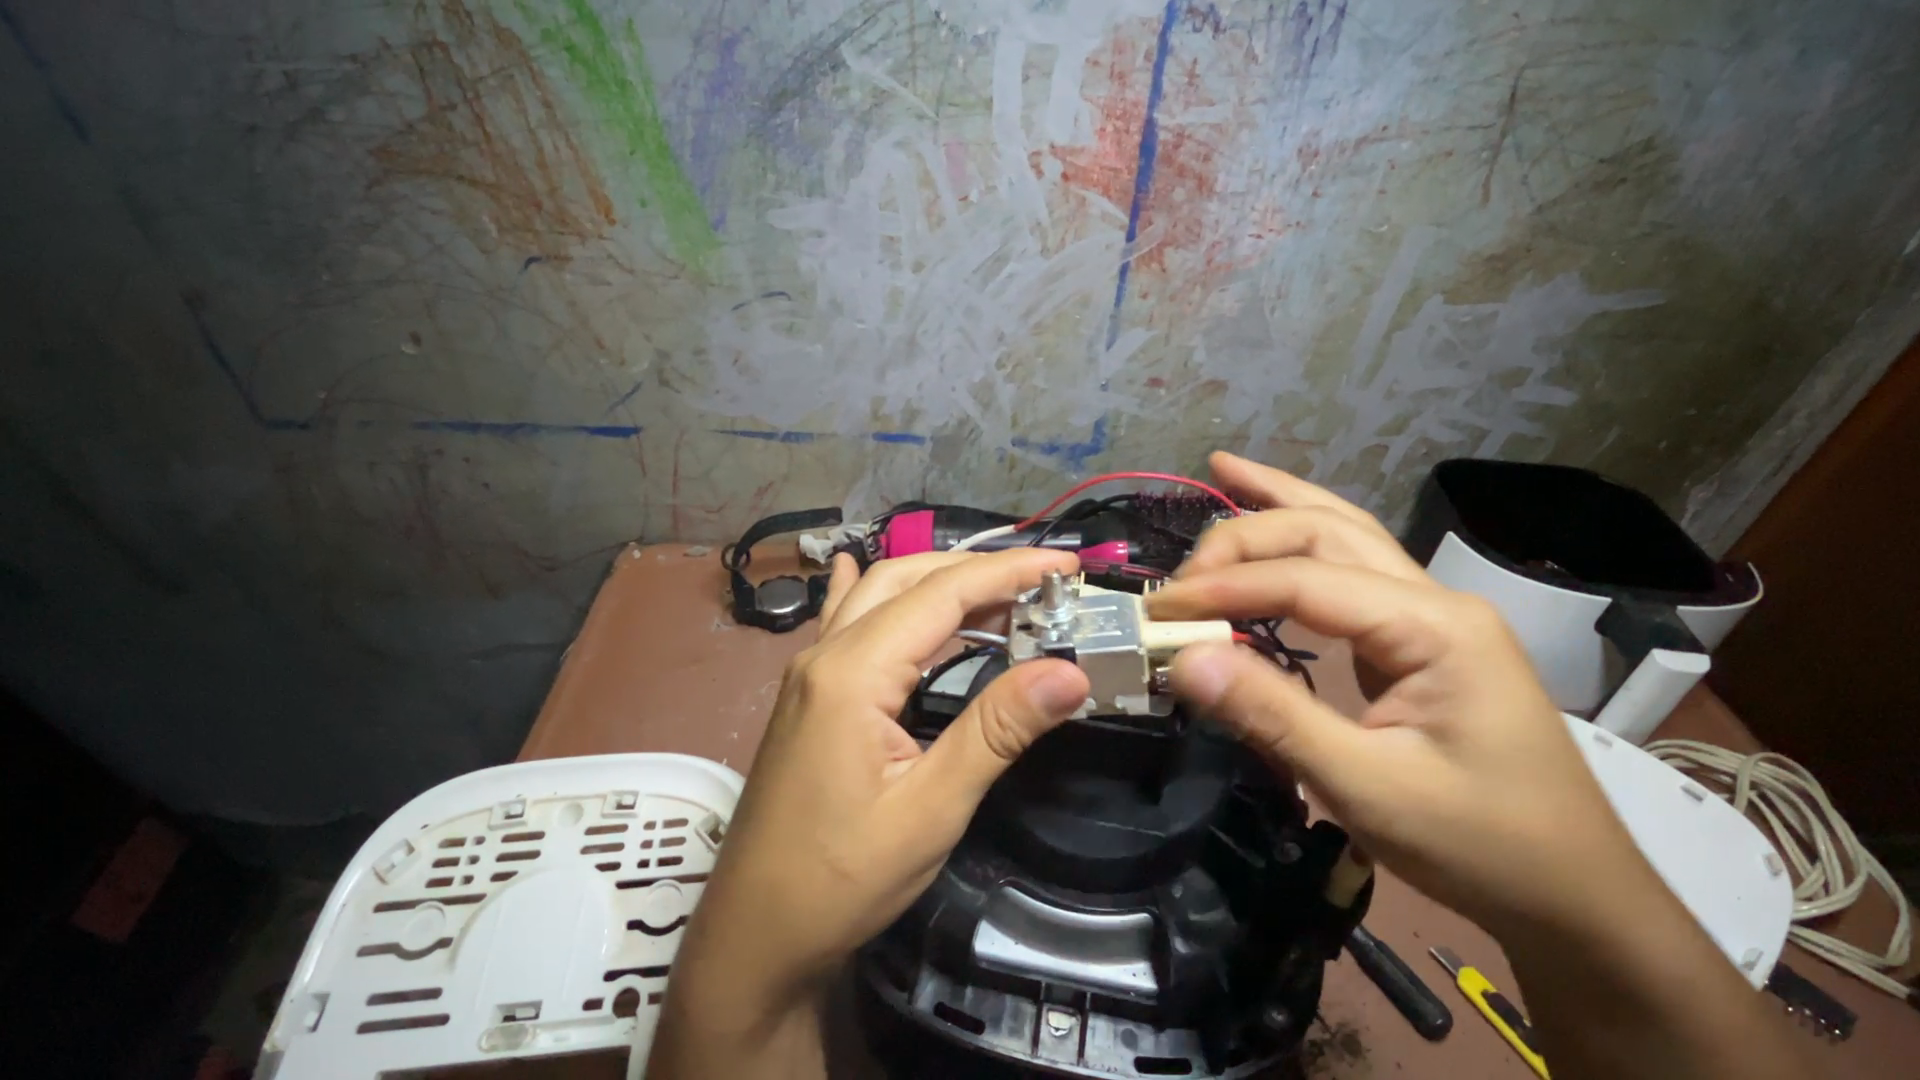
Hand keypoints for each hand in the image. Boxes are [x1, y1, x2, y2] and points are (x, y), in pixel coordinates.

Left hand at [652, 549, 1090, 1076]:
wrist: (756, 932)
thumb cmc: (842, 878)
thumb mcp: (932, 808)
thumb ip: (997, 731)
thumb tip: (1071, 673)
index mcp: (853, 672)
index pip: (943, 594)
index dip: (1009, 572)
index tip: (1067, 565)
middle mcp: (824, 655)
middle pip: (906, 580)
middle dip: (977, 570)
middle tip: (1044, 583)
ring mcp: (809, 673)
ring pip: (876, 596)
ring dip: (938, 583)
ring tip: (1000, 593)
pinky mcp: (808, 696)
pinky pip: (846, 621)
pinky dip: (879, 596)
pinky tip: (865, 573)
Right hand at [1146, 452, 1649, 932]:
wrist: (1573, 893)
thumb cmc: (1478, 842)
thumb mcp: (1366, 788)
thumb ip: (1273, 715)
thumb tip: (1184, 658)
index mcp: (1433, 625)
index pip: (1307, 578)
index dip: (1225, 587)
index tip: (1160, 610)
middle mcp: (1434, 601)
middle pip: (1327, 533)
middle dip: (1245, 540)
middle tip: (1176, 577)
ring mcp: (1432, 616)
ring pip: (1345, 536)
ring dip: (1280, 506)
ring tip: (1223, 470)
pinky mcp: (1418, 642)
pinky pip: (1350, 574)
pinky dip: (1301, 546)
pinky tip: (1274, 532)